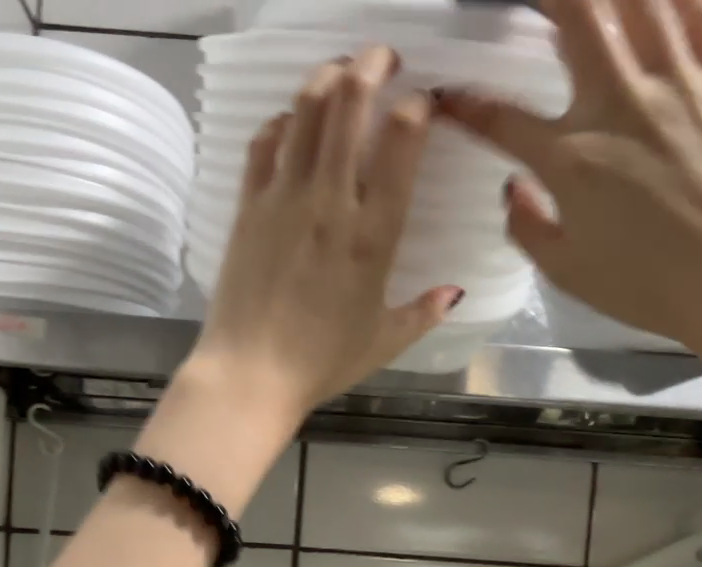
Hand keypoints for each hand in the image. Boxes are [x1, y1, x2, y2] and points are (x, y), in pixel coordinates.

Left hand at [188, 46, 463, 425]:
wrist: (248, 375)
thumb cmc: (321, 363)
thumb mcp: (384, 341)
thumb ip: (424, 311)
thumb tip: (454, 292)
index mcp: (374, 234)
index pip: (401, 141)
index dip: (416, 106)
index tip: (422, 102)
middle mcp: (330, 203)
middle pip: (348, 105)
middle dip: (370, 65)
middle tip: (382, 57)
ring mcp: (283, 200)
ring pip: (303, 112)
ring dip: (324, 79)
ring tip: (339, 73)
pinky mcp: (247, 208)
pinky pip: (263, 145)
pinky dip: (280, 123)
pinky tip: (289, 123)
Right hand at [434, 0, 701, 360]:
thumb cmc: (652, 285)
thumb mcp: (567, 272)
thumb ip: (528, 228)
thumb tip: (514, 190)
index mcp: (571, 159)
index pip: (499, 118)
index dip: (463, 104)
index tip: (445, 97)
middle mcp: (620, 103)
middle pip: (577, 16)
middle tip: (529, 5)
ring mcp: (678, 82)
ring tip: (583, 0)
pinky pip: (700, 9)